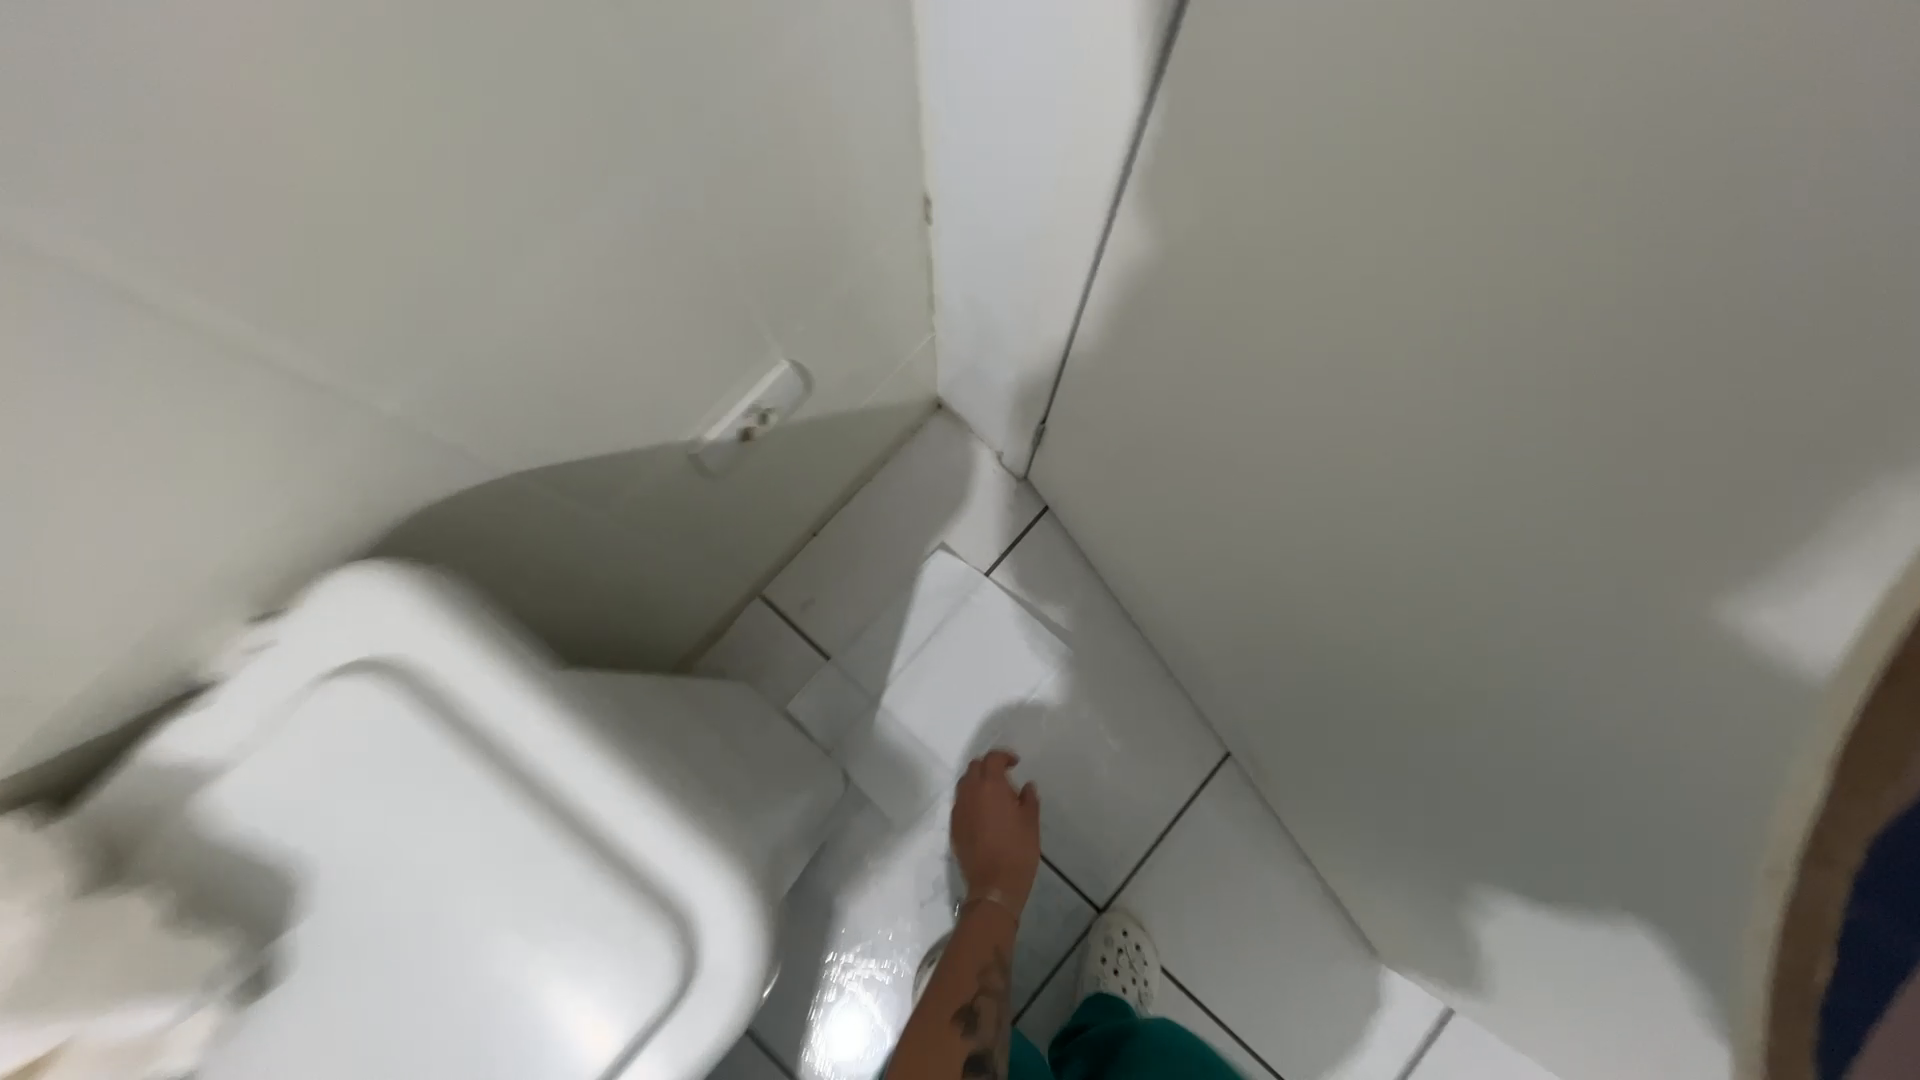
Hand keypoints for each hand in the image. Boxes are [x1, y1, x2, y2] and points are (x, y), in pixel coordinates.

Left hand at [951, 749, 1041, 915]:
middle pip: (975, 767)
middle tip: (1005, 777)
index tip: (1015, 763)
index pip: (992, 759)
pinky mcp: (954, 826)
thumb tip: (1026, 786)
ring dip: (978, 782)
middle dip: (989, 766)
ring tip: (995, 795)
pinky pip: (961, 802)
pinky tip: (985, 813)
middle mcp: (970, 793)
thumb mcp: (1031, 822)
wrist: (994, 885)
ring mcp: (959, 809)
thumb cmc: (1018, 851)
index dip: (1004, 756)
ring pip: (965, 784)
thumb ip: (1028, 799)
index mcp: (990, 786)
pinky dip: (971, 799)